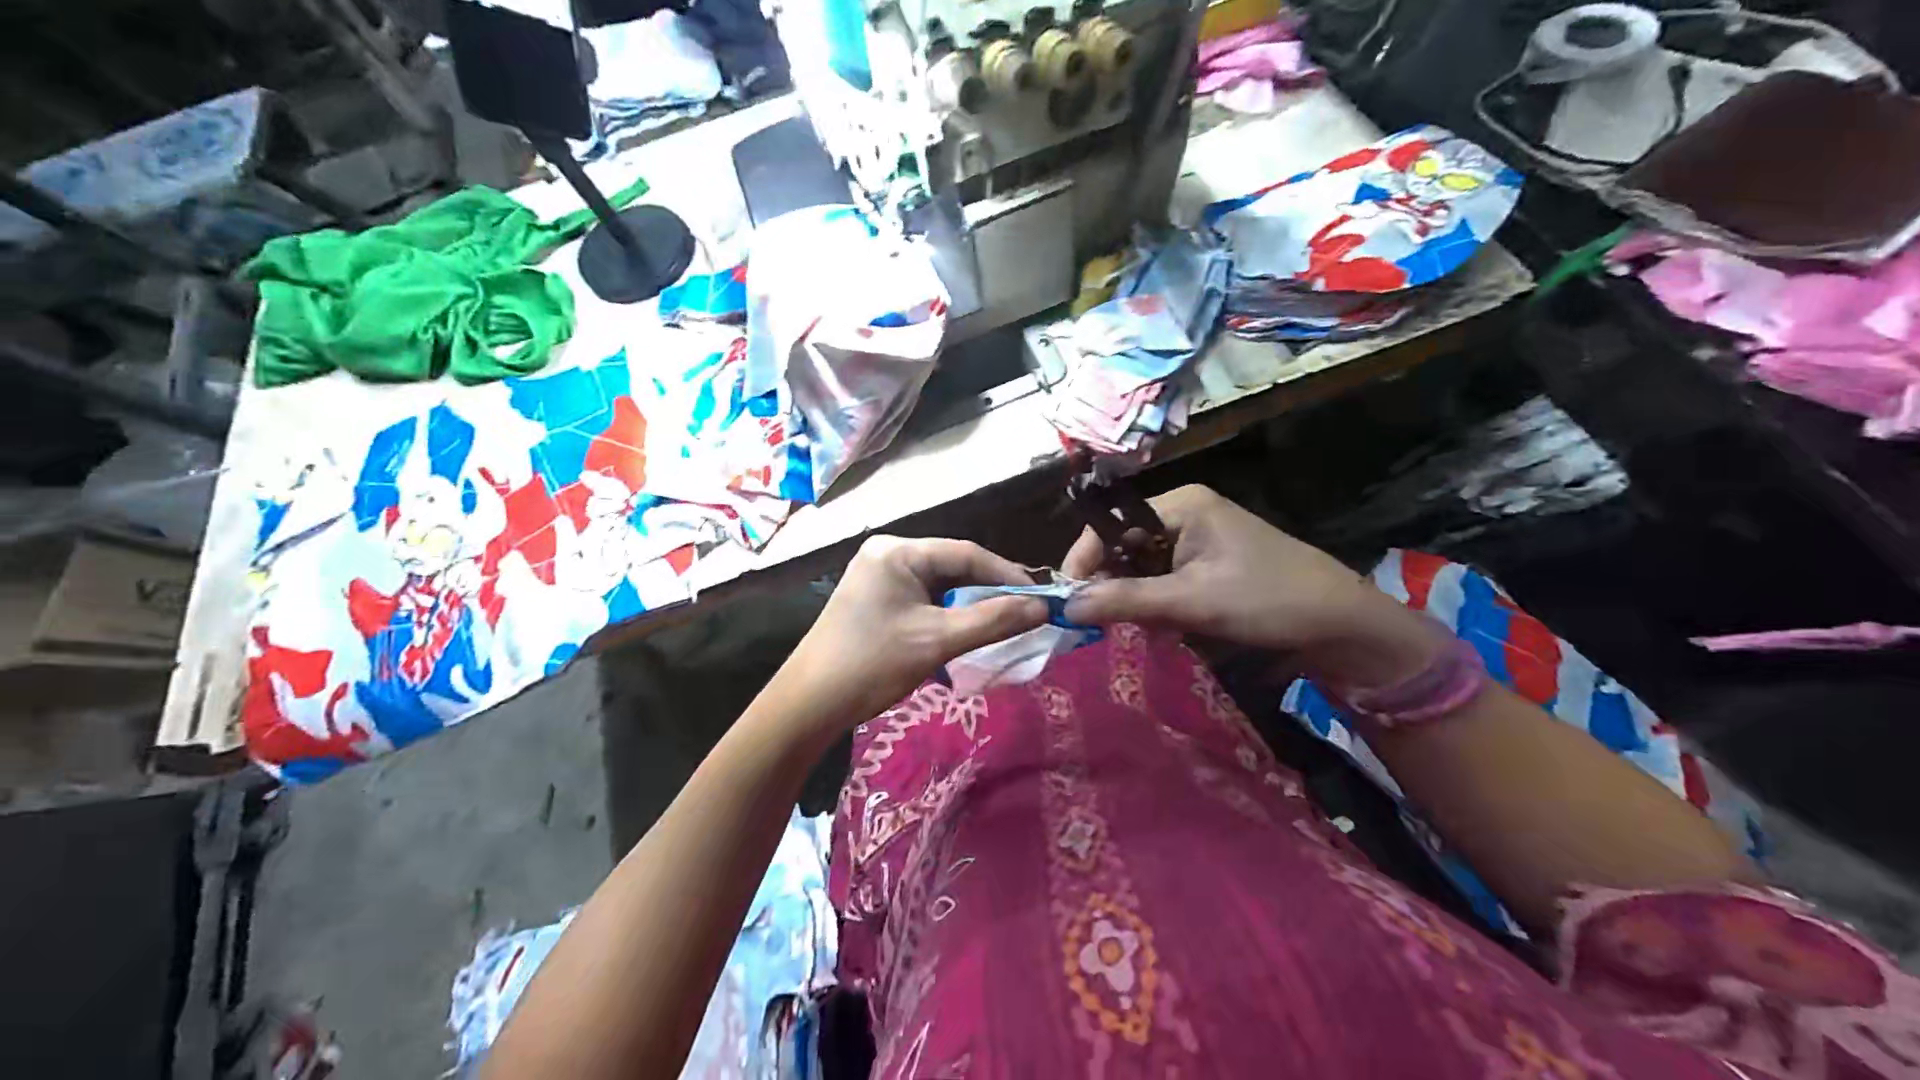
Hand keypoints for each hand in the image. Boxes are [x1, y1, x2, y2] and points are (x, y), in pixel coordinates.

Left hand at [771, 536, 1048, 735]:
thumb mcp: (937, 641)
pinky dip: (948, 613)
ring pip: (940, 584)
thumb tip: (1041, 607)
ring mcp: (878, 575)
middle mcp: (887, 553)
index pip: (966, 553)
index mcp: (898, 551)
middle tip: (1026, 613)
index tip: (1040, 599)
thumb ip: (993, 620)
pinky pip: (923, 598)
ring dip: (971, 604)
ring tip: (1004, 624)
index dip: (1007, 575)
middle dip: (990, 590)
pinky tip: (967, 630)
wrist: (809, 704)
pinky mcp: (875, 598)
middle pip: (953, 566)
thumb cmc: (872, 665)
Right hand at [1061, 485, 1447, 687]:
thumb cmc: (1269, 600)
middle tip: (1103, 626)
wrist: (1343, 627)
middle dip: (1112, 587)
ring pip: (1141, 570)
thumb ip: (1126, 601)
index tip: (1067, 603)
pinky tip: (1167, 630)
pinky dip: (1158, 608)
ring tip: (1143, 630)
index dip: (1084, 562)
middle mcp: (1184, 515)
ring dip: (1136, 602)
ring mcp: (1198, 542)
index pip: (1109, 527)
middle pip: (1122, 548)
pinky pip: (1164, 583)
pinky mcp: (1209, 567)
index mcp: (1181, 506)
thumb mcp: (1193, 601)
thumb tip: (1067, 607)